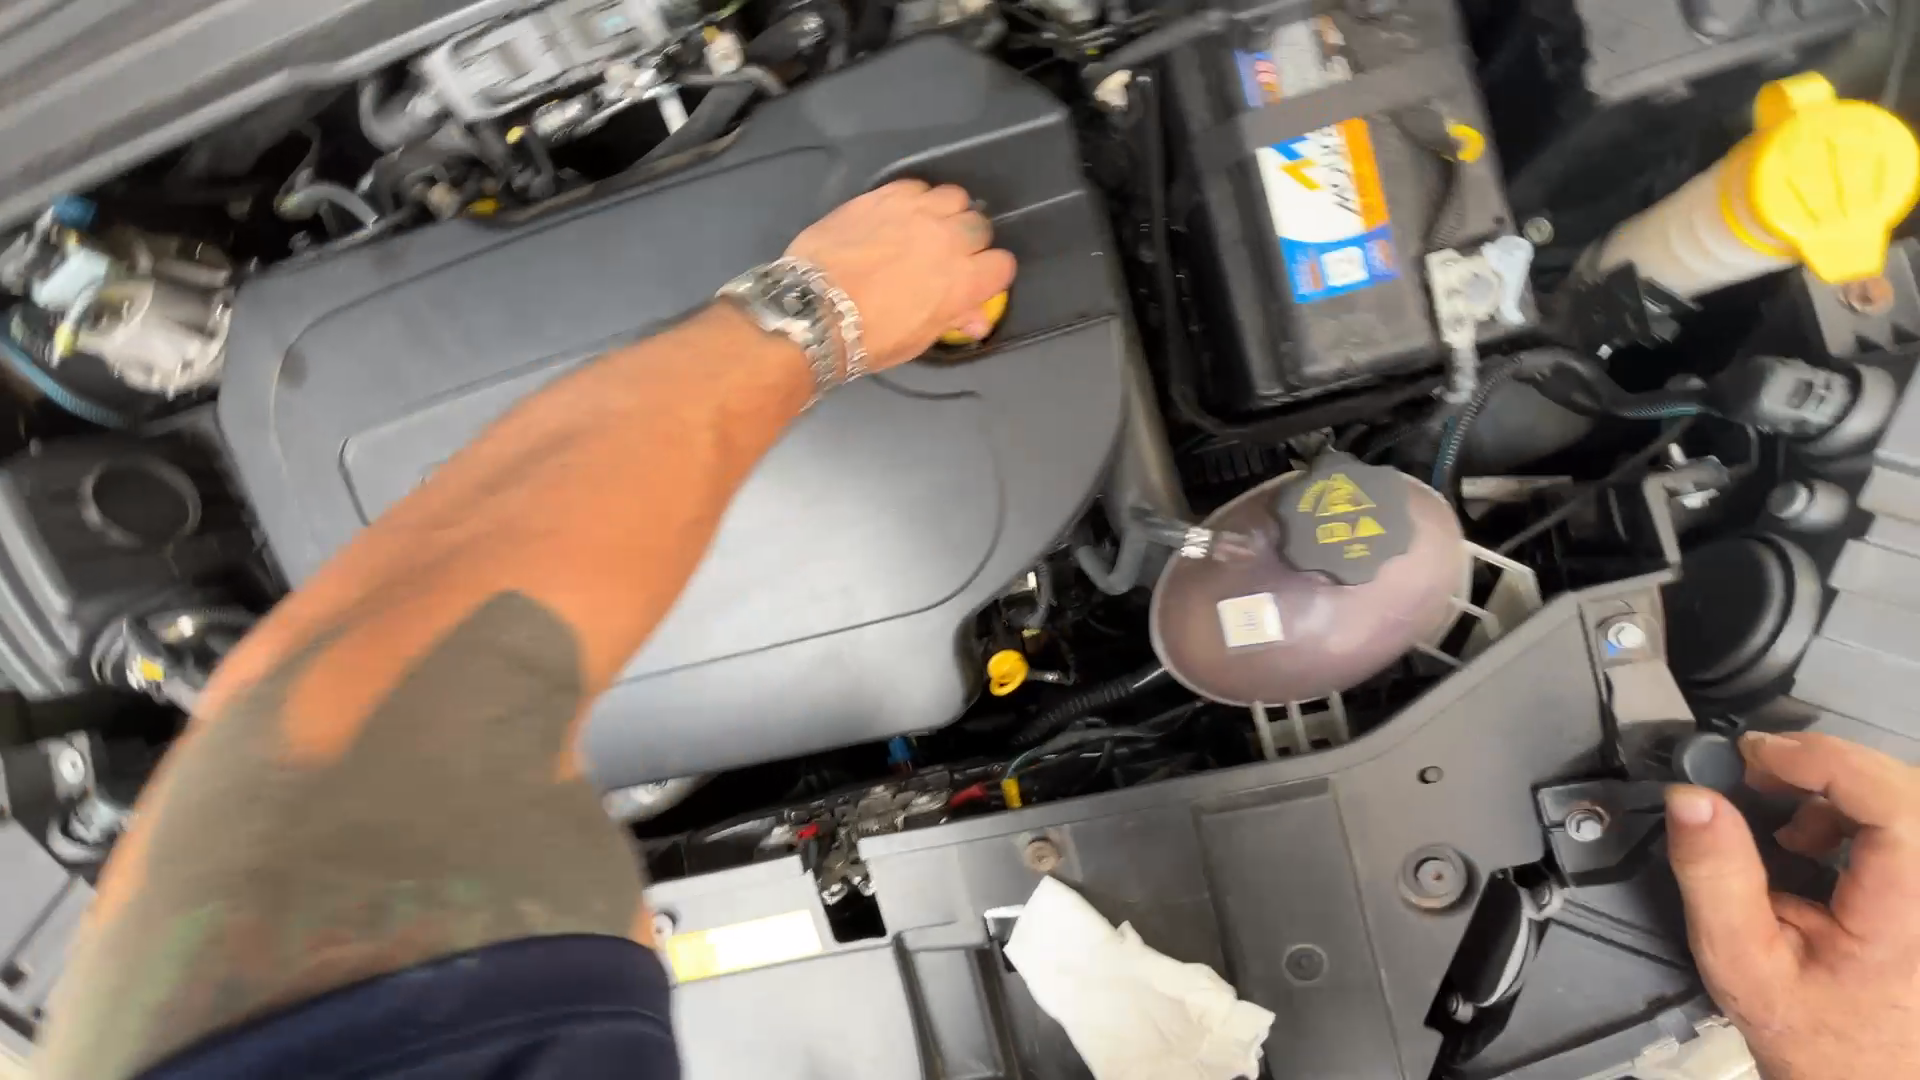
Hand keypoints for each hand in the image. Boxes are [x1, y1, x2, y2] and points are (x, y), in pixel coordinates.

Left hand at [786, 179, 1016, 371]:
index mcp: (963, 281)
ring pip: (953, 197)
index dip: (990, 276)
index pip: (1002, 266)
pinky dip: (915, 200)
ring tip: (925, 231)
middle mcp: (948, 238)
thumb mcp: (920, 338)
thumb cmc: (871, 337)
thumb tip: (977, 318)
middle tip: (946, 258)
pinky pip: (916, 186)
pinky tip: (898, 218)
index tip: (975, 284)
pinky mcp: (884, 195)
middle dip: (970, 243)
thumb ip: (954, 318)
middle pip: (979, 226)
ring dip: (946, 214)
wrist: (815, 311)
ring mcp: (916, 211)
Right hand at [1665, 732, 1919, 1078]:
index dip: (1824, 760)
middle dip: (1823, 765)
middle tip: (1753, 771)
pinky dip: (1860, 812)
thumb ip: (1712, 871)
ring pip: (1914, 802)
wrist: (1871, 1076)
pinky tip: (1817, 838)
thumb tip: (1691, 797)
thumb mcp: (1735, 952)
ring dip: (1841, 787)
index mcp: (1912, 917)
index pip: (1898, 806)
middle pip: (1910, 792)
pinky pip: (1913, 825)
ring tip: (1780, 814)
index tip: (1756, 753)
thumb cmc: (1808, 1025)